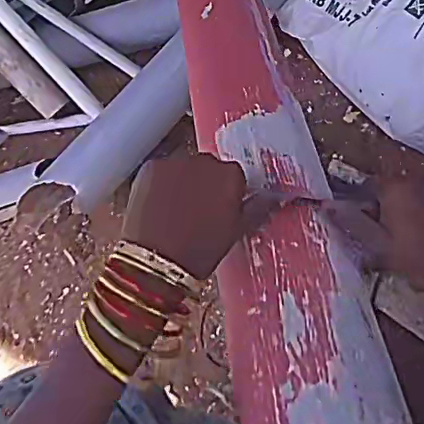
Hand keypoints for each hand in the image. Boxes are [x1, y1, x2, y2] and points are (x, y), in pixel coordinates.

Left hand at [121, 148, 249, 279]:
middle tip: (196, 211)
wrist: (156, 262)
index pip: (233, 174)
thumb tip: (272, 198)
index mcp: (232, 175)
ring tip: (174, 210)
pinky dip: (159, 183)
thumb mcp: (235, 232)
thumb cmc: (200, 251)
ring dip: (182, 181)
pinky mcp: (151, 166)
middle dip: (204, 183)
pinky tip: (157, 205)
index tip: (218, 208)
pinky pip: (160, 170)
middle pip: (208, 167)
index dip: (225, 192)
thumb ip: (256, 208)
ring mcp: (177, 162)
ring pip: (183, 168)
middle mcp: (207, 161)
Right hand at [327, 174, 423, 308]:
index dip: (362, 207)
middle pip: (387, 188)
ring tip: (406, 240)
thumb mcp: (379, 245)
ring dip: (401, 211)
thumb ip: (352, 221)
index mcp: (394, 186)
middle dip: (382, 209)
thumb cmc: (419, 261)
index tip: (365, 227)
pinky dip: (420, 212)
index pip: (365, 186)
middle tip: (385, 238)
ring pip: (406, 194)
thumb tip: (328, 206)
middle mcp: (414, 178)